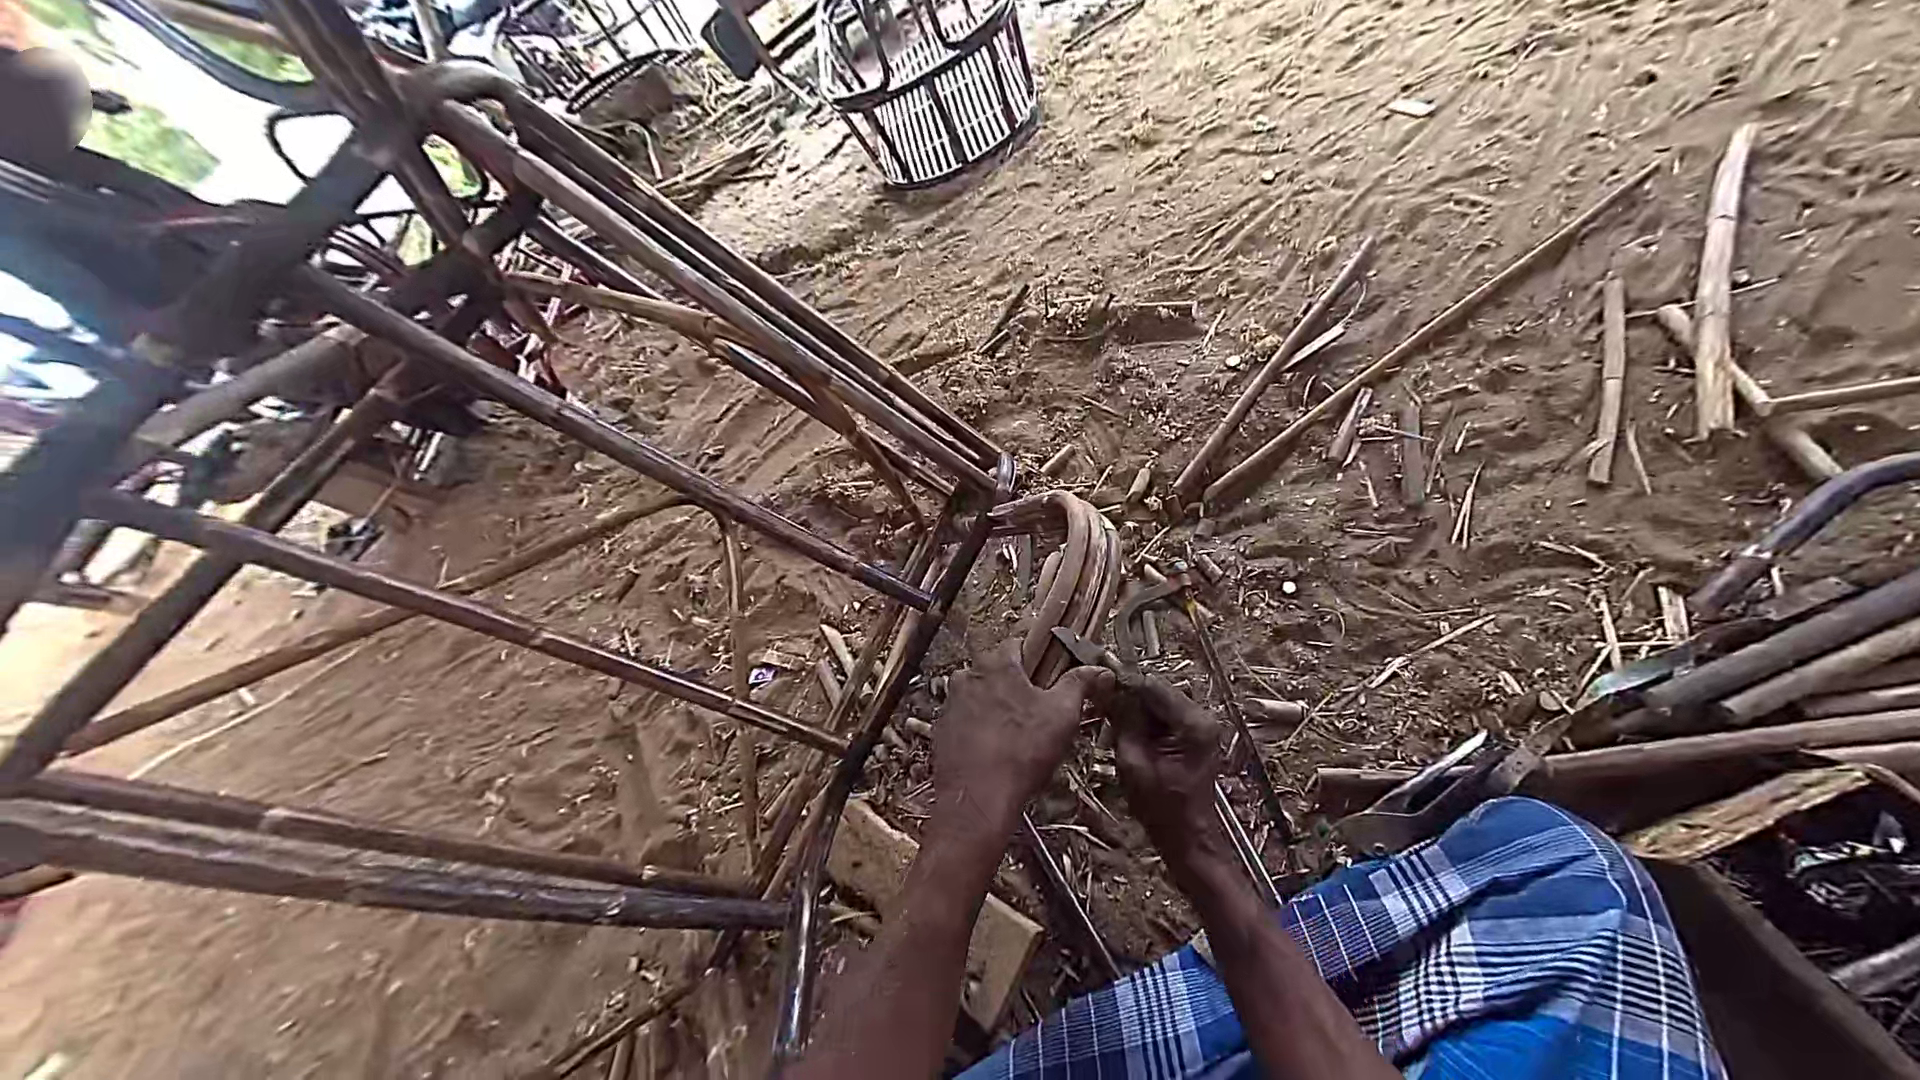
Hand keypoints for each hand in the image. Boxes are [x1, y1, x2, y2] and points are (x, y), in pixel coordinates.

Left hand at [930, 640, 1110, 840]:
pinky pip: (964, 718)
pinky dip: (977, 726)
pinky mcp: (941, 730)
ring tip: (1015, 731)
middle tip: (1036, 708)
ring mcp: (950, 703)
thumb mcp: (1062, 714)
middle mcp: (967, 676)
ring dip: (994, 704)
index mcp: (996, 664)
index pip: (1016, 644)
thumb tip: (1100, 669)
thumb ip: (1079, 684)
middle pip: (995, 669)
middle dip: (1014, 683)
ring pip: (978, 694)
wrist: (978, 799)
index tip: (1049, 674)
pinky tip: (993, 748)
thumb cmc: (1023, 750)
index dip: (1036, 656)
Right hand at [1110, 674, 1230, 874]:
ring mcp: (1200, 727)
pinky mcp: (1194, 737)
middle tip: (1102, 710)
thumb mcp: (1134, 762)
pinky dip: (1145, 723)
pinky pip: (1164, 718)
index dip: (1123, 685)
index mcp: (1193, 723)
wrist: (1188, 840)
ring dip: (1135, 712)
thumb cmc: (1162, 808)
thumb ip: (1124, 721)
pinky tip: (1129, 737)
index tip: (1098, 687)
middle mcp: (1202, 718)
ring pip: (1158, 704)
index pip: (1152, 686)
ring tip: (1114, 727)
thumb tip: (1111, 690)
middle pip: (1157, 692)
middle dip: (1128, 700)